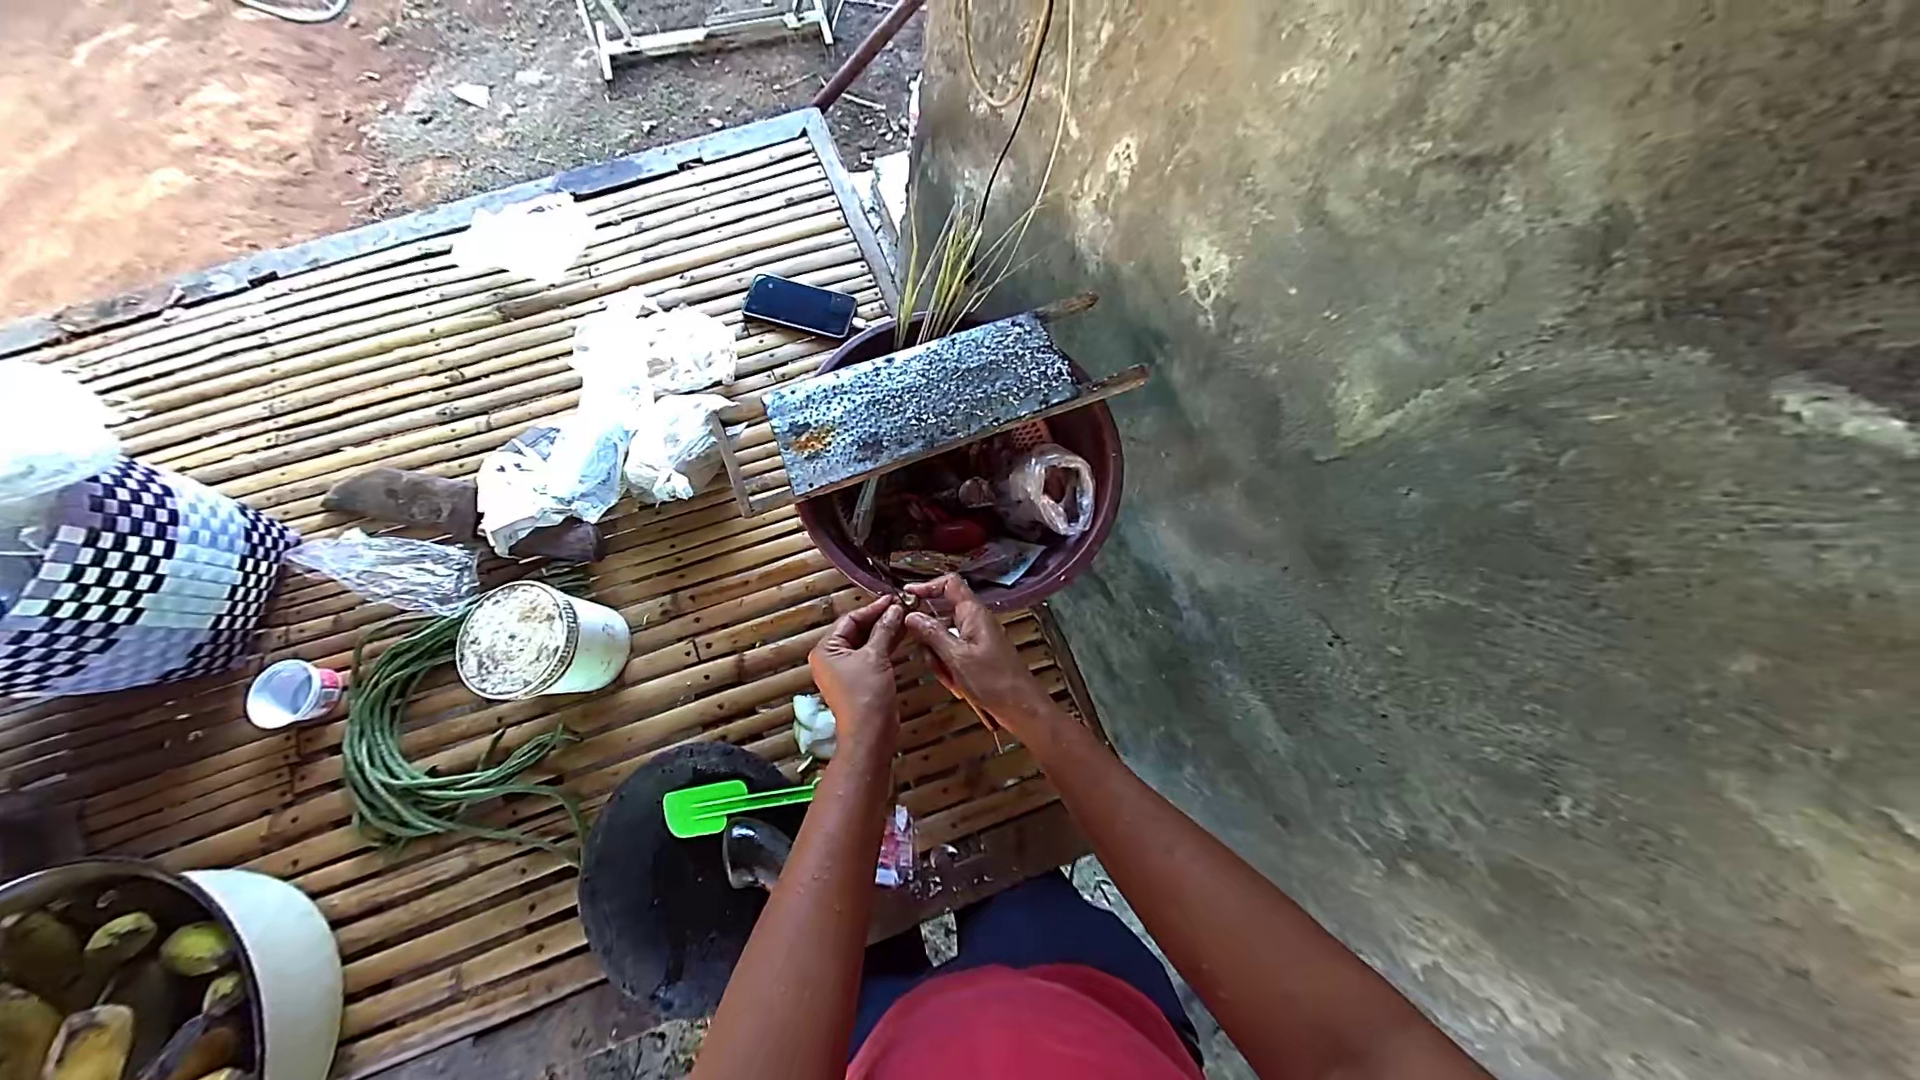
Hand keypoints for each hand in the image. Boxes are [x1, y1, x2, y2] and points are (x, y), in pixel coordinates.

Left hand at [808, 595, 905, 753]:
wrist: (871, 732)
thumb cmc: (865, 696)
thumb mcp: (875, 656)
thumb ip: (885, 629)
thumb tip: (894, 609)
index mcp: (826, 650)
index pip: (850, 619)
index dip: (872, 608)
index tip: (892, 600)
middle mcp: (832, 658)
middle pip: (857, 629)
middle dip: (880, 618)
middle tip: (900, 607)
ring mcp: (846, 669)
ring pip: (866, 641)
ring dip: (885, 630)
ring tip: (904, 617)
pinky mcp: (860, 678)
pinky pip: (872, 654)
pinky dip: (885, 644)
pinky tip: (901, 634)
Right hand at [902, 575, 1056, 734]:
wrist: (1021, 708)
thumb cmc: (996, 681)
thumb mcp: (956, 657)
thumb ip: (931, 634)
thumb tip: (911, 617)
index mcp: (974, 613)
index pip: (949, 584)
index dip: (927, 586)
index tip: (908, 595)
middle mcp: (975, 622)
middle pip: (940, 616)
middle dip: (930, 640)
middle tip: (934, 658)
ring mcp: (976, 639)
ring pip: (943, 639)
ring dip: (940, 659)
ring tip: (951, 677)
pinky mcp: (977, 656)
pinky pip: (953, 655)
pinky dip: (950, 669)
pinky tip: (957, 684)